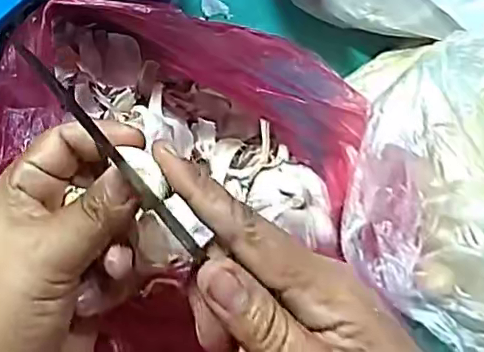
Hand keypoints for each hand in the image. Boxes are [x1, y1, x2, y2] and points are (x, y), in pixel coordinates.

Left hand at [0, 122, 146, 351]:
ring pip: (118, 223)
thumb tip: (135, 170)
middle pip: (101, 181)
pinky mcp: (90, 280)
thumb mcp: (50, 251)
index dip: (101, 137)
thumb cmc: (7, 301)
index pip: (67, 141)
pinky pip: (121, 261)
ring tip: (110, 270)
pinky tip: (101, 296)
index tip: (141, 143)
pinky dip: (118, 276)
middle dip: (123, 199)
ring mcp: (72, 244)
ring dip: (121, 247)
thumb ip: (96, 212)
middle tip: (149, 209)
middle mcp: (52, 206)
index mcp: (28, 185)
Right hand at [157, 149, 417, 351]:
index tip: (162, 152)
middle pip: (237, 251)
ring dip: (223, 307)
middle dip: (209, 280)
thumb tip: (209, 264)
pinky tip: (246, 346)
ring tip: (230, 349)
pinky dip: (243, 319)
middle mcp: (318, 274)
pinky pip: (263, 298)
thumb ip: (263, 321)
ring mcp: (320, 295)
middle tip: (212, 339)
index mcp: (322, 280)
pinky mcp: (320, 315)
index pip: (245, 224)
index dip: (198, 188)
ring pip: (243, 276)